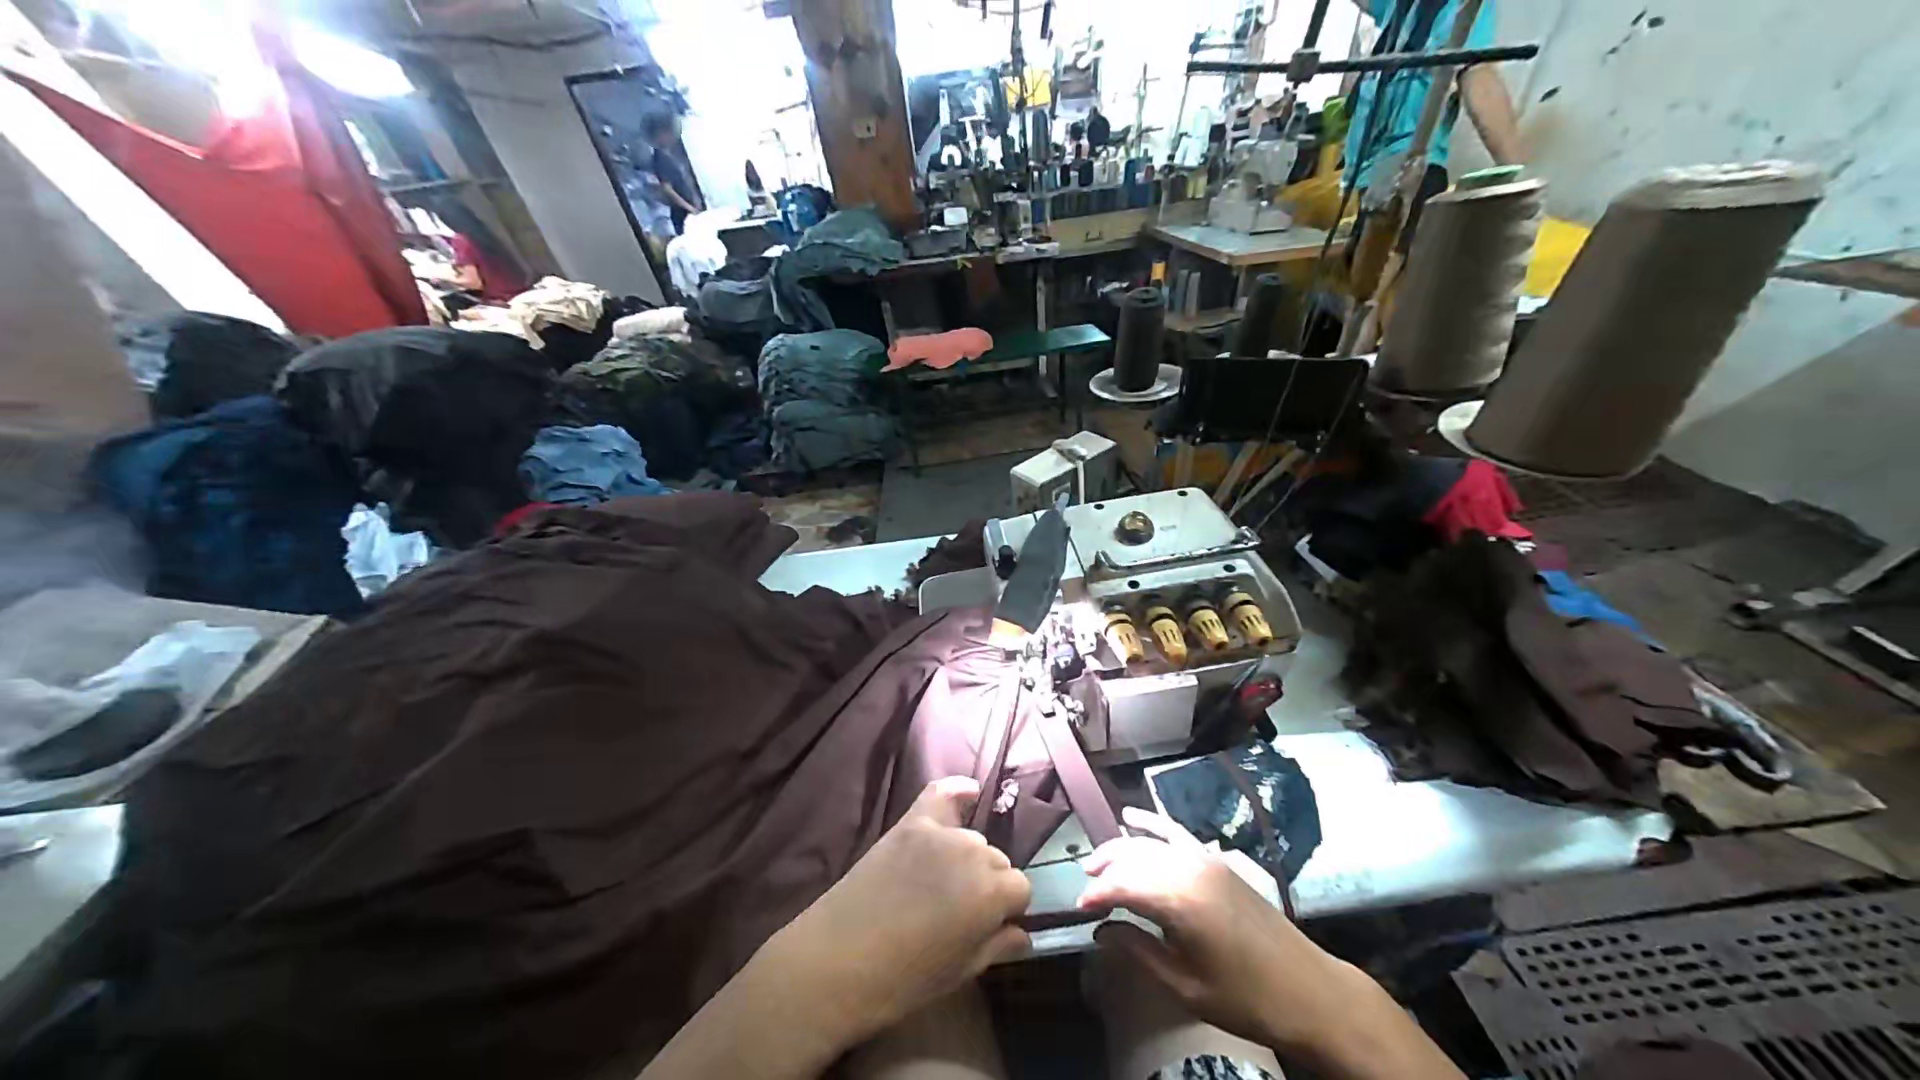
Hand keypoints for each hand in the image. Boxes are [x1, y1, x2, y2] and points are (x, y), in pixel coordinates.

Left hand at [767, 777, 1031, 1044]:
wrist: (838, 961)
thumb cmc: (905, 979)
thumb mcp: (962, 971)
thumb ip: (999, 946)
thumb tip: (1022, 935)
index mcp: (992, 893)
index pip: (1020, 888)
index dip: (1007, 909)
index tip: (990, 925)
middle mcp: (974, 853)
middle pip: (997, 860)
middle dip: (988, 883)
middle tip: (962, 910)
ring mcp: (940, 834)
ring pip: (972, 839)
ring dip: (966, 858)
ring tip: (942, 884)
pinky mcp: (909, 824)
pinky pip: (941, 794)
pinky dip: (956, 791)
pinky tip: (969, 789)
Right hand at [1076, 807, 1345, 1050]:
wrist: (1309, 991)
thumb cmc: (1246, 999)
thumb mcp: (1185, 985)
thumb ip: (1139, 951)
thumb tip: (1102, 931)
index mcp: (1181, 901)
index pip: (1123, 885)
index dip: (1097, 894)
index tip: (1080, 909)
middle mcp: (1191, 869)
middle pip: (1133, 856)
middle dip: (1105, 869)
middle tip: (1086, 888)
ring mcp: (1207, 860)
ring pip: (1150, 842)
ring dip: (1121, 848)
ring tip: (1098, 863)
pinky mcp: (1219, 861)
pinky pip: (1177, 833)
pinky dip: (1153, 823)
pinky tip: (1132, 817)